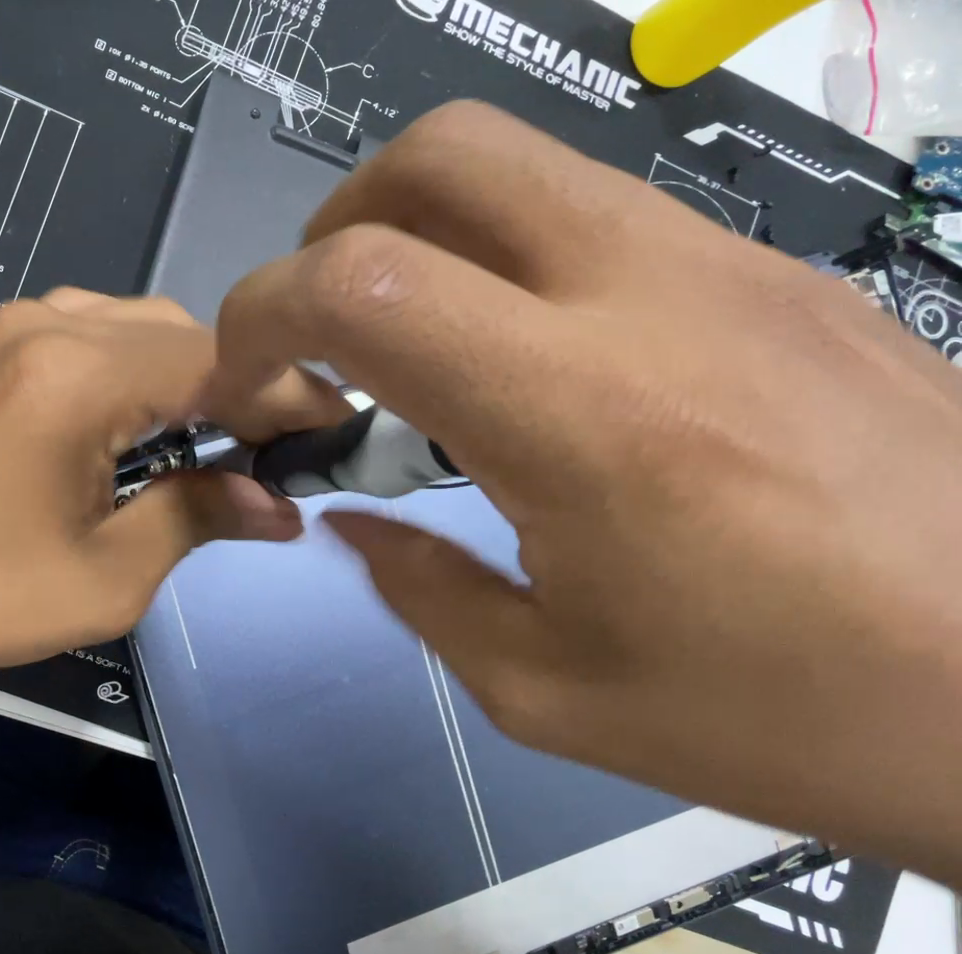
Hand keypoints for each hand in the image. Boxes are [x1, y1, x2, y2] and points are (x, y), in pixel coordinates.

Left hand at [0, 290, 302, 702]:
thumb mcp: (109, 575)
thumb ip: (200, 517)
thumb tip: (277, 503)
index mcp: (74, 376)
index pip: (217, 362)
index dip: (287, 395)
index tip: (340, 429)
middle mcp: (44, 326)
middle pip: (180, 335)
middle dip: (239, 387)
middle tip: (279, 452)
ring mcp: (9, 331)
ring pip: (137, 328)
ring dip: (186, 377)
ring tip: (217, 443)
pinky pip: (88, 337)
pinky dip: (133, 372)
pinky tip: (144, 425)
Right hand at [216, 102, 961, 882]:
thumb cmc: (792, 714)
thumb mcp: (547, 688)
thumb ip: (416, 585)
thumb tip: (349, 520)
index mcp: (580, 417)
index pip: (362, 282)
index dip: (258, 317)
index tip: (244, 389)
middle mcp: (651, 299)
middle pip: (440, 156)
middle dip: (332, 232)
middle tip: (321, 336)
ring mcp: (727, 265)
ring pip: (518, 167)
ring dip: (417, 240)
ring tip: (408, 355)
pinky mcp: (775, 273)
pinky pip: (591, 216)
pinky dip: (502, 264)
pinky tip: (520, 369)